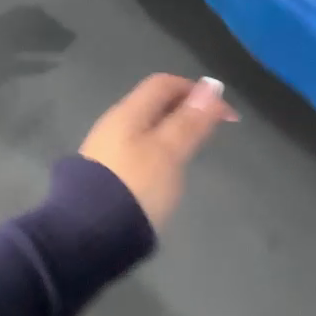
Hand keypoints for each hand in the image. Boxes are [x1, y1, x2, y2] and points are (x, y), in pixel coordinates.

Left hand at [78, 74, 238, 227]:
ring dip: (171, 132)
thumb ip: (189, 121)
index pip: (163, 84)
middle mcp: (115, 123)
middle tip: (211, 131)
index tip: (225, 114)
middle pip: (153, 104)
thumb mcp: (169, 152)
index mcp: (129, 112)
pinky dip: (158, 151)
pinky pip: (136, 149)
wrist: (91, 232)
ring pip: (145, 128)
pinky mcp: (105, 173)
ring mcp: (107, 148)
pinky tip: (165, 173)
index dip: (195, 91)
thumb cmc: (136, 186)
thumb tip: (210, 86)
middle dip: (184, 111)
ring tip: (192, 153)